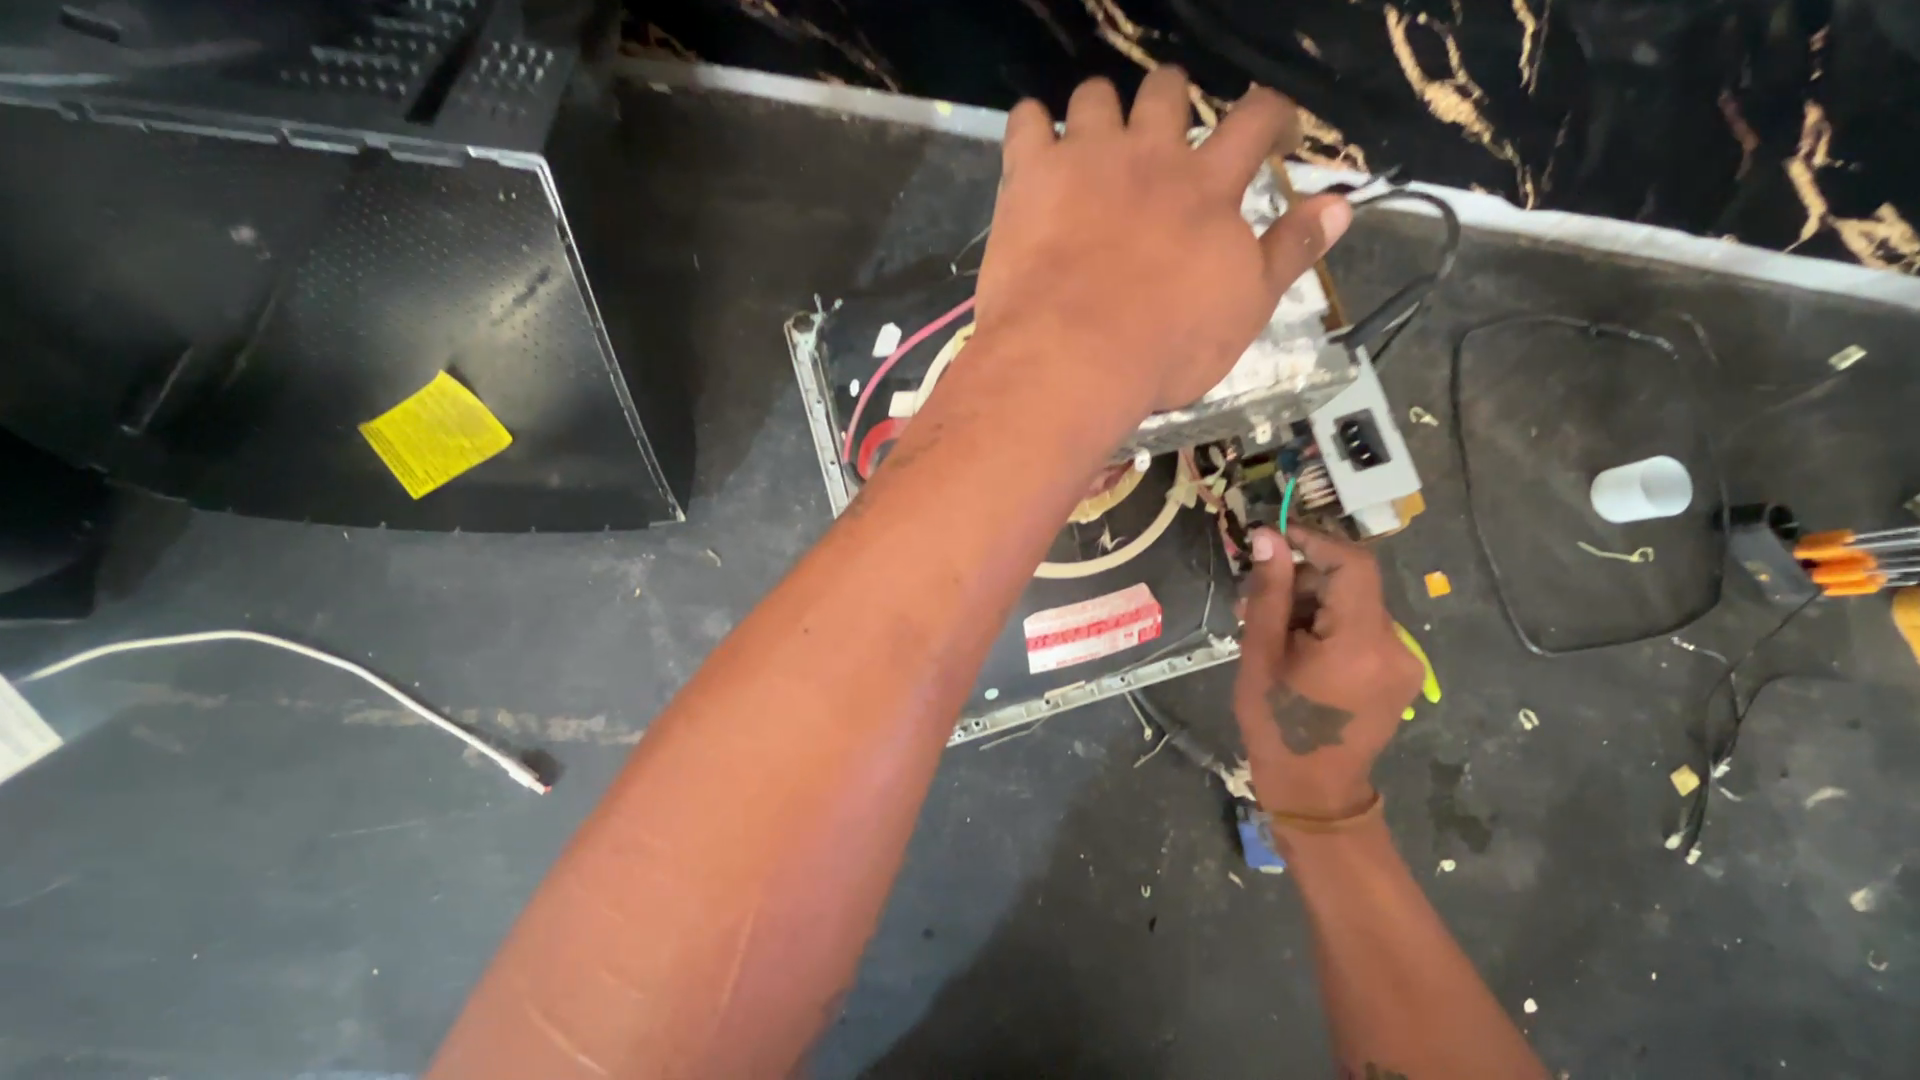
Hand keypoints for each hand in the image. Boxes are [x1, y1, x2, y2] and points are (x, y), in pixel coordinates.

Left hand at [973, 69, 1350, 413]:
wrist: (1073, 356)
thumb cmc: (1166, 346)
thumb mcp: (1246, 308)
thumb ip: (1291, 251)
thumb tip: (1341, 205)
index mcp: (1207, 187)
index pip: (1255, 120)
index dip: (1271, 116)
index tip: (1274, 133)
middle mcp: (1149, 156)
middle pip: (1167, 91)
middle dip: (1172, 101)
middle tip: (1164, 132)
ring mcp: (1086, 159)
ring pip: (1096, 97)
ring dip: (1101, 111)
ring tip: (1095, 140)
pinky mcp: (1030, 175)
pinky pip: (1026, 120)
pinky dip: (1031, 125)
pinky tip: (1034, 147)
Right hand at [1232, 527, 1422, 819]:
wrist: (1314, 790)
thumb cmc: (1278, 724)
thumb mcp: (1262, 654)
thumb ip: (1270, 592)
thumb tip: (1267, 537)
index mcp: (1361, 642)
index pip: (1353, 564)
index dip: (1315, 541)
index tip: (1274, 538)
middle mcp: (1396, 645)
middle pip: (1352, 585)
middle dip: (1304, 581)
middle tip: (1254, 598)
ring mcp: (1405, 661)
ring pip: (1356, 606)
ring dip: (1313, 605)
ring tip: (1270, 628)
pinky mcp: (1401, 673)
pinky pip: (1364, 629)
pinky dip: (1330, 626)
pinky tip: (1297, 646)